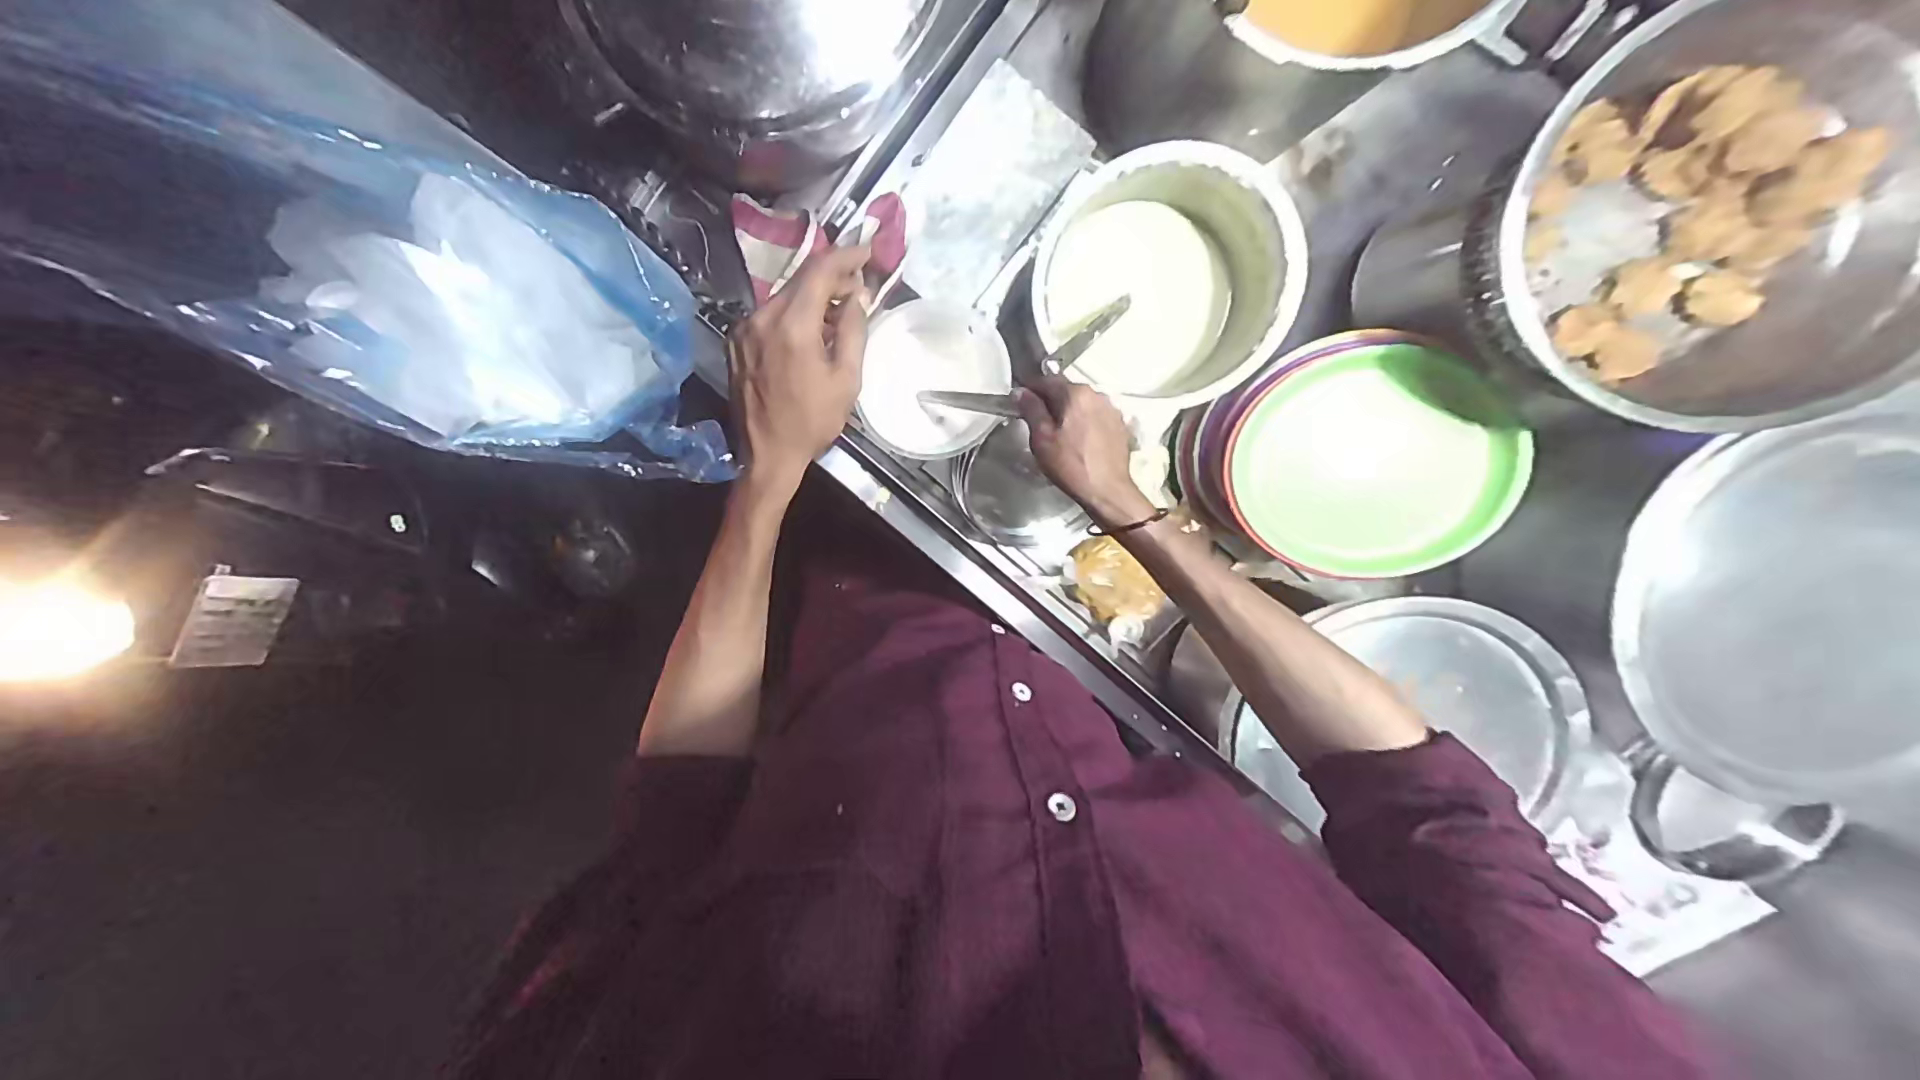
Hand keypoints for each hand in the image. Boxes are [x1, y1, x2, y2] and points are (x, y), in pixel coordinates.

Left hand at [729, 244, 871, 501]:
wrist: (767, 454)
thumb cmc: (813, 422)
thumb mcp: (847, 380)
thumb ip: (854, 331)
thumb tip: (857, 297)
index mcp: (792, 325)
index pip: (819, 270)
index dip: (846, 255)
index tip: (867, 250)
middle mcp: (762, 317)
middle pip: (800, 279)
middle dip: (832, 275)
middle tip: (858, 284)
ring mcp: (745, 328)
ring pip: (784, 296)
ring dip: (813, 296)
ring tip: (838, 311)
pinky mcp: (737, 341)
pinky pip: (770, 314)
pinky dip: (793, 313)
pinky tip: (810, 330)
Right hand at [1016, 376, 1154, 529]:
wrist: (1107, 490)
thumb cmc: (1070, 465)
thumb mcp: (1042, 439)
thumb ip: (1031, 410)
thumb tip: (1021, 391)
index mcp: (1075, 394)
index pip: (1046, 380)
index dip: (1030, 389)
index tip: (1020, 400)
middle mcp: (1096, 394)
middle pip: (1067, 389)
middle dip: (1051, 399)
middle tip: (1038, 419)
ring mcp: (1112, 408)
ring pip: (1083, 402)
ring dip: (1070, 410)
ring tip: (1060, 431)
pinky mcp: (1120, 424)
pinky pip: (1096, 415)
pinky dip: (1085, 420)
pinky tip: (1080, 439)